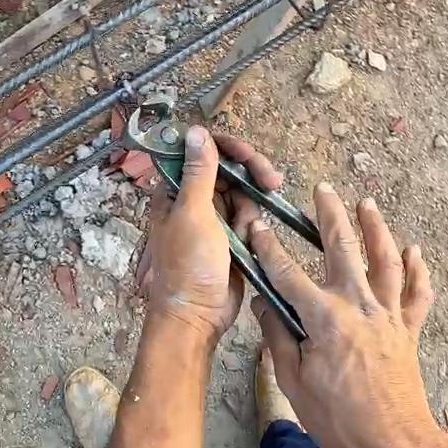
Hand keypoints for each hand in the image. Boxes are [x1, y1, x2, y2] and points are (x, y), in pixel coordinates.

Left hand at [142, 125, 278, 343]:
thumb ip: (199, 172)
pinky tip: (252, 238)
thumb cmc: (188, 265)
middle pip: (228, 168)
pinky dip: (253, 223)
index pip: (202, 151)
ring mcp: (212, 217)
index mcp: (174, 189)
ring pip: (242, 191)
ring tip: (250, 226)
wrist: (197, 316)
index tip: (248, 155)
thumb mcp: (194, 214)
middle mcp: (192, 198)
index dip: (227, 147)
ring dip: (252, 204)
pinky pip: (248, 215)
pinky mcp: (230, 235)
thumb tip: (197, 131)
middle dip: (250, 173)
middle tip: (272, 181)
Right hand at [249, 182, 438, 447]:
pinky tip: (415, 251)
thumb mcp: (294, 381)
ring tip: (367, 203)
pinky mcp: (409, 330)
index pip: (287, 273)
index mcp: (323, 317)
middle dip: (330, 216)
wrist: (394, 445)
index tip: (256, 226)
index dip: (268, 248)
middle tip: (323, 189)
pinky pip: (417, 295)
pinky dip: (418, 271)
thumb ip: (278, 337)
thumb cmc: (337, 419)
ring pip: (385, 261)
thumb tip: (262, 305)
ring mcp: (388, 315)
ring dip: (376, 228)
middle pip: (342, 249)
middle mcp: (357, 305)